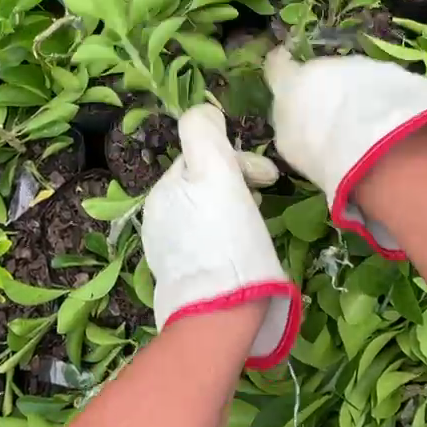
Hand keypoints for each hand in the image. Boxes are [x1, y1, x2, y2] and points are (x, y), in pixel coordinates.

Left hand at [140, 105, 300, 368]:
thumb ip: (203, 135)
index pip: (202, 154)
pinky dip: (222, 237)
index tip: (268, 177)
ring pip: (203, 212)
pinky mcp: (179, 275)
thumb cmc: (227, 240)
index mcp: (165, 190)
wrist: (219, 315)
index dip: (238, 158)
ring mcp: (165, 247)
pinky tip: (240, 250)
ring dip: (229, 209)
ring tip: (254, 225)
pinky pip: (203, 241)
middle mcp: (158, 214)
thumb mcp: (217, 174)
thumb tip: (202, 111)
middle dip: (234, 182)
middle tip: (266, 197)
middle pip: (202, 183)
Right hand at [263, 45, 426, 257]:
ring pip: (355, 77)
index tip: (287, 82)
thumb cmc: (323, 153)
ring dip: (357, 95)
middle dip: (326, 89)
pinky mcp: (397, 73)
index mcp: (293, 81)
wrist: (379, 150)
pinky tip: (387, 126)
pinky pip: (383, 85)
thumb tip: (293, 114)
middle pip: (322, 72)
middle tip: (334, 119)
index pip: (278, 65)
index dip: (282, 71)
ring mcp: (365, 66)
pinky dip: (382, 100)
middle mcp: (327, 64)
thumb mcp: (290, 144)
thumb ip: (288, 120)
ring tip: (367, 126)